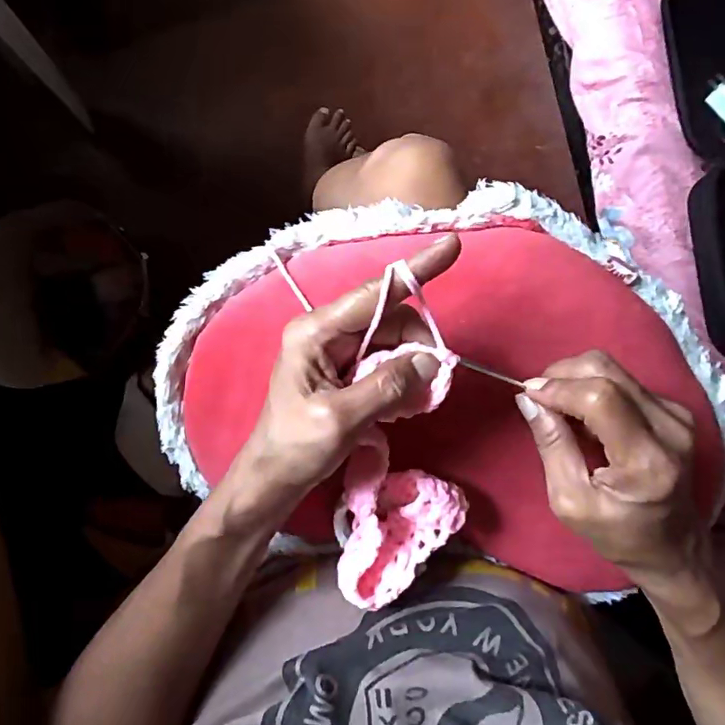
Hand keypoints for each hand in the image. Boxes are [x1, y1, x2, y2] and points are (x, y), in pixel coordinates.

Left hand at [220, 235, 461, 522]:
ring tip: (409, 407)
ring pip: (394, 343)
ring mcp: (338, 351)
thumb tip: (431, 360)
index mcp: (316, 331)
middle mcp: (327, 332)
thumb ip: (387, 385)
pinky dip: (402, 383)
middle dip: (417, 346)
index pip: (375, 293)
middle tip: (430, 386)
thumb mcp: (341, 418)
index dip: (416, 270)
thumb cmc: (295, 447)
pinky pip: (388, 364)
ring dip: (411, 370)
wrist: (273, 478)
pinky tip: (400, 409)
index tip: (452, 246)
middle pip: (391, 320)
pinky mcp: (348, 371)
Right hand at [514, 350, 701, 580]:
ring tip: (558, 403)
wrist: (674, 547)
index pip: (601, 399)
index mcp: (645, 462)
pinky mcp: (676, 410)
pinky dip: (595, 387)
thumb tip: (529, 400)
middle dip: (564, 373)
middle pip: (608, 373)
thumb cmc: (619, 534)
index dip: (560, 388)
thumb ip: (553, 447)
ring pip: (616, 369)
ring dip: (578, 378)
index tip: (529, 394)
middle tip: (538, 394)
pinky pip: (626, 381)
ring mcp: (677, 416)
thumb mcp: (571, 503)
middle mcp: (669, 429)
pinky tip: (584, 413)